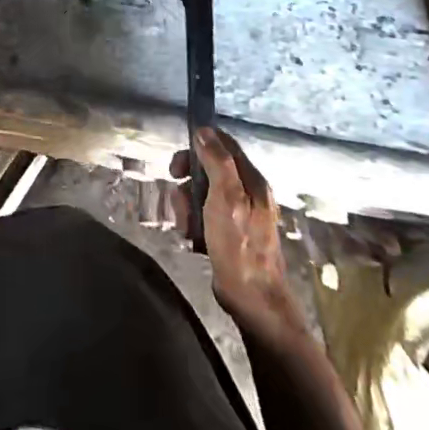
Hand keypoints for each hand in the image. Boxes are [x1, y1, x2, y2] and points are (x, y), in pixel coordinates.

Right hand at [174, 127, 303, 333]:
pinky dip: (193, 221)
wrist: (251, 298)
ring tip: (186, 226)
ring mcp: (238, 213)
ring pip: (202, 193)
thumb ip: (217, 162)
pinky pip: (203, 214)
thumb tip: (204, 131)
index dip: (198, 146)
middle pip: (209, 168)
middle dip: (187, 181)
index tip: (179, 165)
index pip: (224, 144)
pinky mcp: (228, 232)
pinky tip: (191, 236)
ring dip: (186, 205)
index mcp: (252, 181)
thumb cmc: (239, 245)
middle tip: (177, 196)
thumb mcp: (226, 198)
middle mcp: (247, 192)